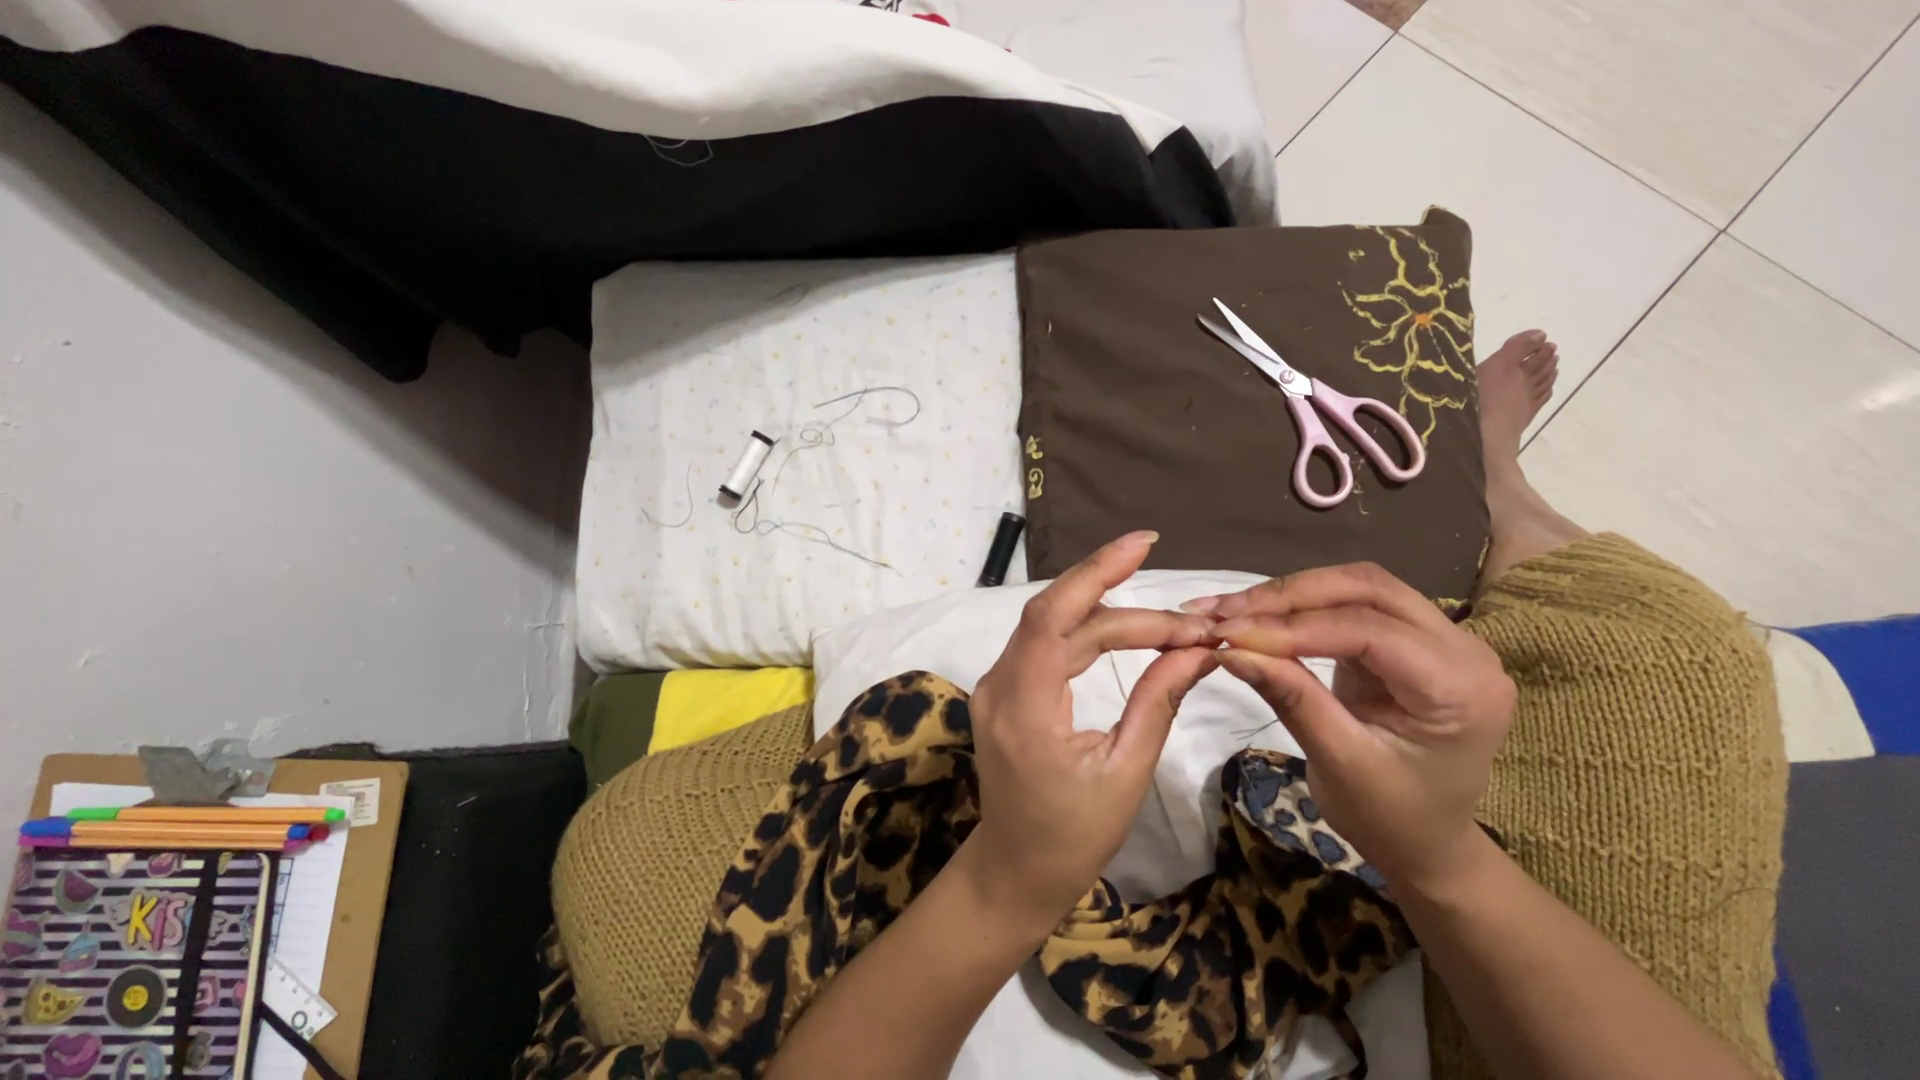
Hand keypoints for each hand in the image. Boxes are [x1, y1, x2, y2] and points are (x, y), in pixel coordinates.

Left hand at [962, 531, 1219, 930]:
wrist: (1016, 871)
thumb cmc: (1073, 836)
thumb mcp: (1125, 771)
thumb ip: (1158, 702)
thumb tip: (1199, 649)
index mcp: (1023, 708)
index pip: (1057, 620)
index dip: (1106, 585)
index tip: (1156, 566)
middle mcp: (999, 686)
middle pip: (1052, 614)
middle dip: (1109, 586)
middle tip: (1159, 566)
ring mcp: (995, 687)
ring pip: (1047, 625)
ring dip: (1100, 608)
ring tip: (1156, 600)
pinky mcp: (1004, 693)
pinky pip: (1042, 645)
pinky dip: (1082, 628)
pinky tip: (1119, 621)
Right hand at [1187, 563, 1515, 894]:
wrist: (1425, 844)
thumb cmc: (1391, 817)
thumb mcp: (1340, 763)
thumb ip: (1292, 697)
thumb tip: (1231, 650)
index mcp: (1461, 687)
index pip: (1370, 630)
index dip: (1295, 627)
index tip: (1229, 634)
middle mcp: (1463, 649)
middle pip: (1369, 589)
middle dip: (1290, 595)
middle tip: (1224, 612)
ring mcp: (1440, 639)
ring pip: (1358, 588)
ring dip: (1291, 595)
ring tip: (1230, 610)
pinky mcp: (1409, 640)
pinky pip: (1353, 606)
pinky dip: (1301, 609)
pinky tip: (1258, 617)